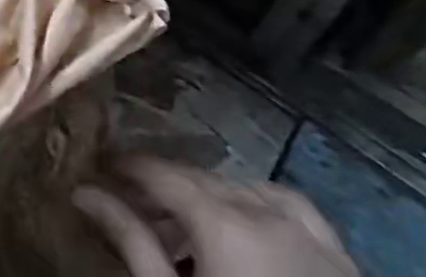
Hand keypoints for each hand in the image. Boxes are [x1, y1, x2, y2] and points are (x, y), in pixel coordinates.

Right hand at [74, 156, 357, 276]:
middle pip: (196, 177)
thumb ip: (129, 239)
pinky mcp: (342, 258)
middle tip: (133, 206)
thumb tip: (83, 192)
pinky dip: (260, 201)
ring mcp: (309, 233)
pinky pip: (293, 207)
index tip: (98, 171)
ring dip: (206, 194)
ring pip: (241, 187)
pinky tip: (248, 220)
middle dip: (161, 186)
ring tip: (187, 222)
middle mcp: (264, 212)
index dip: (123, 166)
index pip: (156, 170)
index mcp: (220, 220)